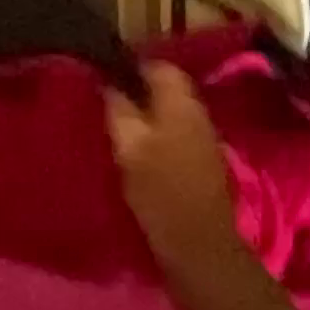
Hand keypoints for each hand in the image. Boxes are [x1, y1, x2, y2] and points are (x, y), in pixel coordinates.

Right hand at [106, 61, 243, 265]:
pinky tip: (137, 144)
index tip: (105, 68)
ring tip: (116, 118)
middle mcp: (197, 111)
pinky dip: (157, 130)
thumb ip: (118, 109)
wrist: (200, 247)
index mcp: (180, 101)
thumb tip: (109, 83)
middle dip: (138, 86)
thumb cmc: (161, 191)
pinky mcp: (203, 161)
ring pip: (171, 109)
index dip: (130, 62)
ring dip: (147, 110)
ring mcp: (204, 137)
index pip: (158, 64)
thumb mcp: (129, 146)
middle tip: (106, 93)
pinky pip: (176, 130)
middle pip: (167, 86)